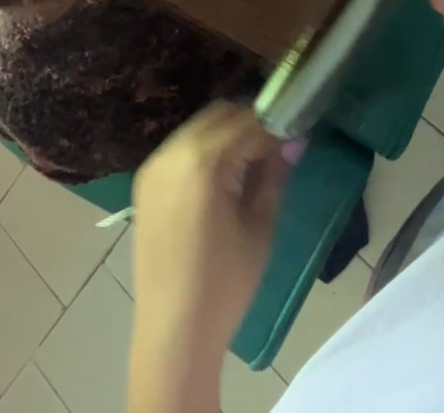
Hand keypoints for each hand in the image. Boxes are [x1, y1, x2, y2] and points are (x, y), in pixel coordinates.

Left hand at [128, 103, 293, 408]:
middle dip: (250, 122)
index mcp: (203, 161)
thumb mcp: (260, 225)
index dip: (276, 124)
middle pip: (219, 114)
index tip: (298, 134)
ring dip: (227, 133)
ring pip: (198, 128)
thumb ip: (274, 174)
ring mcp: (153, 165)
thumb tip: (292, 140)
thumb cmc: (226, 282)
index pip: (247, 120)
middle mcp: (172, 152)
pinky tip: (222, 177)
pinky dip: (204, 149)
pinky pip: (180, 147)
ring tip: (252, 163)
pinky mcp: (145, 181)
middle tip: (277, 147)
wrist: (174, 328)